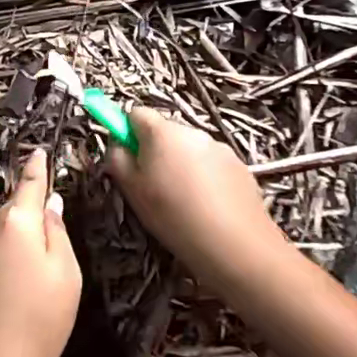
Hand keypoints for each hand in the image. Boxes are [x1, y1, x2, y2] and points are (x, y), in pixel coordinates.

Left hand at [0, 149, 80, 356]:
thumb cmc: (38, 322)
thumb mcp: (66, 275)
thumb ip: (56, 232)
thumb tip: (48, 203)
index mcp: (14, 219)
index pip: (29, 183)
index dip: (37, 168)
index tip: (38, 152)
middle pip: (11, 212)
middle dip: (26, 223)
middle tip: (46, 262)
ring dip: (8, 246)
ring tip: (23, 289)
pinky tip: (0, 299)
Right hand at [103, 107, 290, 280]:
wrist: (235, 244)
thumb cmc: (172, 214)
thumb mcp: (131, 190)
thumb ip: (117, 159)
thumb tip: (118, 145)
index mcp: (162, 132)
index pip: (136, 113)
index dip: (127, 132)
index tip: (129, 159)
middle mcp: (192, 132)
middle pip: (164, 131)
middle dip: (155, 151)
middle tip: (152, 185)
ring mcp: (220, 148)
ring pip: (188, 150)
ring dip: (180, 165)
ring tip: (182, 200)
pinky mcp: (240, 167)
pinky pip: (211, 165)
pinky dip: (204, 178)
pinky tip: (205, 206)